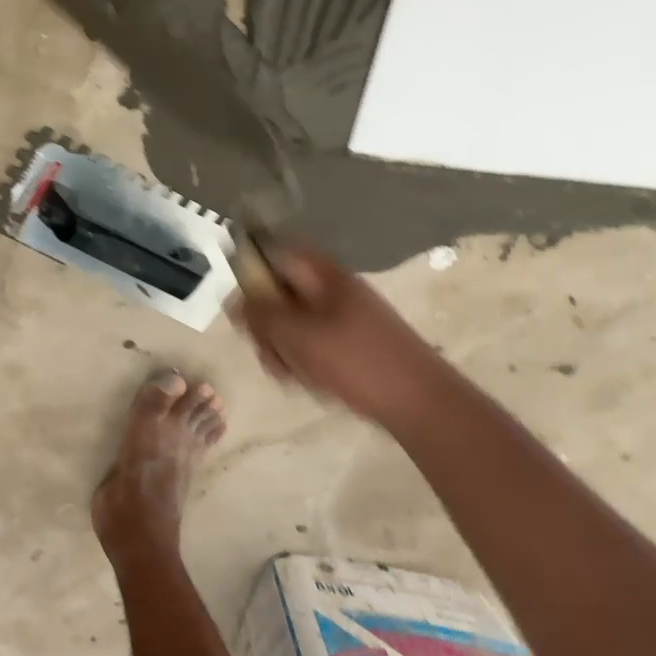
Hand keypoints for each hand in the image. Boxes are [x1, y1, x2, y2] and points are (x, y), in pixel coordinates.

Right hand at [232, 237, 453, 425]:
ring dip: (281, 345)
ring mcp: (345, 316)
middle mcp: (333, 289)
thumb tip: (234, 297)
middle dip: (264, 321)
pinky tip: (307, 380)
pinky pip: (311, 341)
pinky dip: (302, 358)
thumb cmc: (357, 363)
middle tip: (265, 348)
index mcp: (323, 275)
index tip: (240, 302)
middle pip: (279, 290)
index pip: (275, 252)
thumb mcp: (297, 337)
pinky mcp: (352, 342)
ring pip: (292, 320)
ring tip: (289, 373)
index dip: (250, 267)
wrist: (421, 403)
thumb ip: (260, 314)